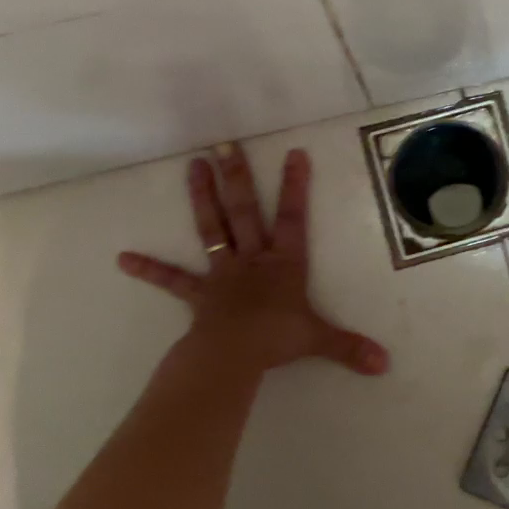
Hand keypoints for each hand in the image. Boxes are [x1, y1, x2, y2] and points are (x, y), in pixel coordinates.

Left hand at [116, 143, 388, 376]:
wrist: (234, 354)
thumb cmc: (277, 339)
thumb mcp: (319, 340)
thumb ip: (350, 348)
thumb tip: (385, 364)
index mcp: (284, 263)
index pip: (293, 218)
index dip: (295, 186)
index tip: (294, 153)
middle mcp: (252, 258)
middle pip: (244, 210)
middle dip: (237, 177)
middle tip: (225, 144)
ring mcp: (223, 272)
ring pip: (212, 228)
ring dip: (202, 197)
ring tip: (193, 166)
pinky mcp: (198, 294)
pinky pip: (172, 280)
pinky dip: (150, 269)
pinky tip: (123, 258)